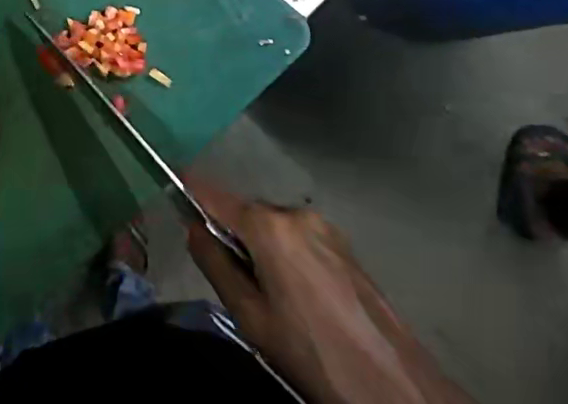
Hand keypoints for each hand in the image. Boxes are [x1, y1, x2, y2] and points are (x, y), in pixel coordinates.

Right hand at [184, 181, 474, 403]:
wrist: (400, 390)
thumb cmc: (313, 353)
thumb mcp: (250, 315)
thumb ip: (214, 262)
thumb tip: (192, 228)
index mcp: (268, 225)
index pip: (212, 193)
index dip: (187, 189)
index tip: (168, 184)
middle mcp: (296, 214)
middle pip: (244, 211)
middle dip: (229, 230)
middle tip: (227, 272)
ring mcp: (327, 228)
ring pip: (272, 225)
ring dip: (259, 245)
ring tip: (266, 291)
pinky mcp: (347, 248)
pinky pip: (298, 237)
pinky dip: (285, 253)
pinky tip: (295, 294)